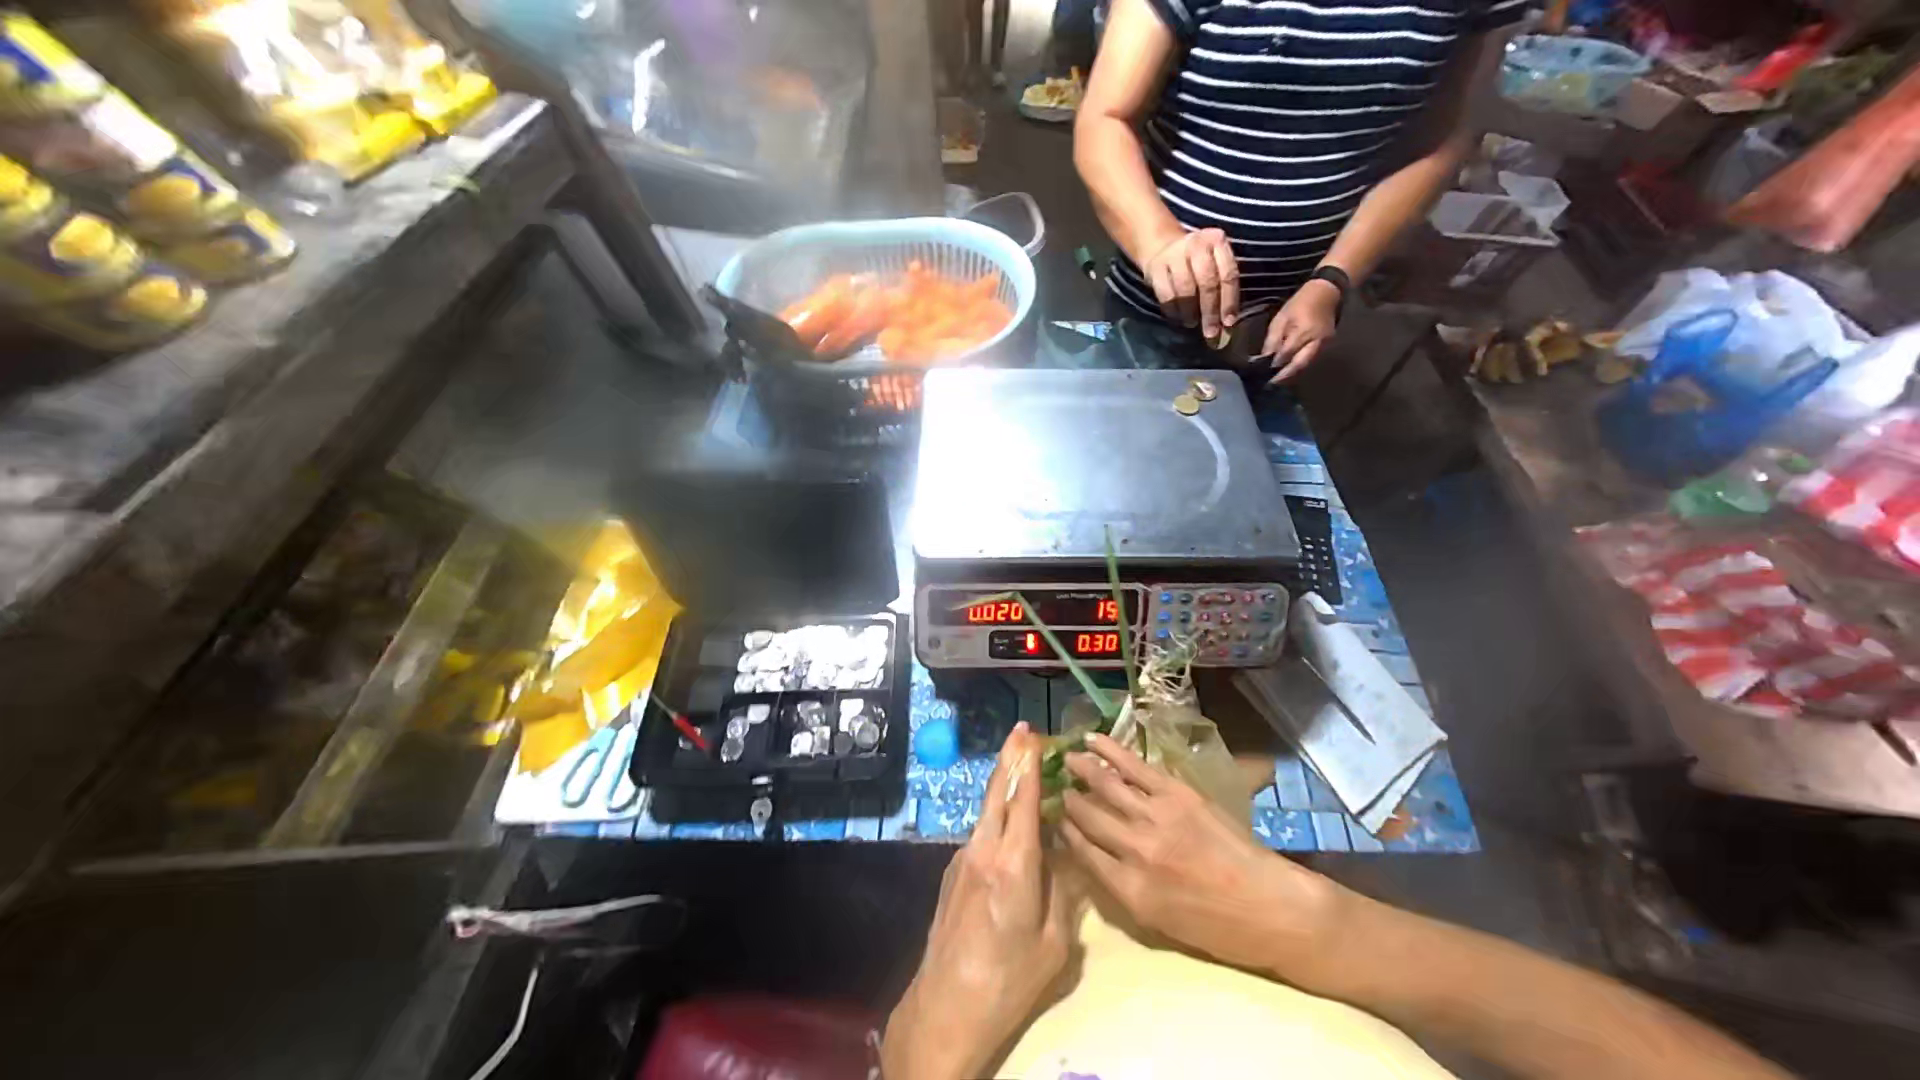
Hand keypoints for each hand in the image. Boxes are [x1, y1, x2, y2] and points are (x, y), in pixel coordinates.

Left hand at [882, 724, 1078, 1079]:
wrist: (946, 1006)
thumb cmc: (1009, 980)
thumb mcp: (1055, 945)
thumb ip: (1063, 893)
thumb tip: (1065, 857)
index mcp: (1013, 863)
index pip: (1023, 799)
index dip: (1028, 762)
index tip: (1032, 734)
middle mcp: (983, 850)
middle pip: (997, 792)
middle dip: (1010, 757)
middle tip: (1022, 730)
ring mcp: (962, 860)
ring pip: (986, 811)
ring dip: (1003, 786)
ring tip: (1022, 770)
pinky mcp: (952, 874)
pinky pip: (980, 834)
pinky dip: (996, 817)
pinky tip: (1009, 827)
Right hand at [1060, 733, 1347, 986]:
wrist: (1269, 907)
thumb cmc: (1216, 926)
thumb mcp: (1158, 922)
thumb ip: (1121, 887)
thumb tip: (1091, 854)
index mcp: (1128, 890)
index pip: (1081, 850)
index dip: (1061, 829)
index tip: (1051, 815)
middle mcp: (1135, 851)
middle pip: (1087, 816)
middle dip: (1066, 798)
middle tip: (1052, 783)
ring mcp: (1155, 818)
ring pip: (1105, 786)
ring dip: (1081, 769)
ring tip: (1067, 758)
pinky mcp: (1176, 794)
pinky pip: (1134, 767)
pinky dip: (1110, 751)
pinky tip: (1092, 740)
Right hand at [1142, 227, 1239, 339]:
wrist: (1164, 246)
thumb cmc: (1196, 261)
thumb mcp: (1215, 262)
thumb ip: (1223, 287)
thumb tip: (1226, 324)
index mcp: (1218, 241)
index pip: (1227, 274)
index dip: (1229, 300)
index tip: (1228, 323)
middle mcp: (1197, 244)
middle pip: (1207, 282)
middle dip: (1210, 310)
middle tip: (1210, 332)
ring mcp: (1174, 254)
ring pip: (1185, 289)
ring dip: (1190, 311)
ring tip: (1192, 322)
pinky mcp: (1155, 267)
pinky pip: (1166, 294)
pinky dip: (1173, 310)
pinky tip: (1178, 317)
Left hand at [1259, 277, 1340, 381]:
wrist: (1327, 293)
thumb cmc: (1300, 304)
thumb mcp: (1281, 319)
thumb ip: (1273, 340)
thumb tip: (1263, 359)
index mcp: (1304, 333)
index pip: (1286, 356)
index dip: (1273, 367)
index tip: (1261, 376)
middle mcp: (1316, 343)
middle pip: (1298, 366)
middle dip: (1284, 377)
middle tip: (1270, 384)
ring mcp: (1324, 346)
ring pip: (1305, 366)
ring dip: (1291, 374)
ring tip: (1277, 380)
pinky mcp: (1326, 346)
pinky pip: (1310, 360)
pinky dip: (1298, 367)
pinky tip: (1288, 370)